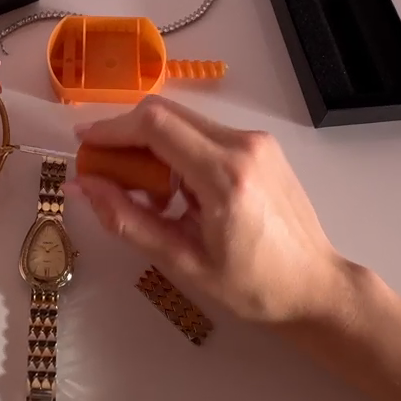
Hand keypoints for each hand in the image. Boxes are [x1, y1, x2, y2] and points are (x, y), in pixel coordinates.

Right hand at [71, 96, 352, 325]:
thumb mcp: (183, 262)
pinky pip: (203, 132)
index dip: (112, 128)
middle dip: (126, 135)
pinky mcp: (260, 143)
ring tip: (146, 192)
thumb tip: (83, 187)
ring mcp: (255, 140)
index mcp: (224, 175)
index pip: (156, 126)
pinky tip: (177, 190)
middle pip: (166, 114)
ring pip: (183, 121)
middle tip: (103, 167)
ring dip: (152, 145)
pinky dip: (177, 150)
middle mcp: (242, 144)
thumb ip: (128, 220)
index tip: (83, 143)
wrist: (318, 286)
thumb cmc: (252, 287)